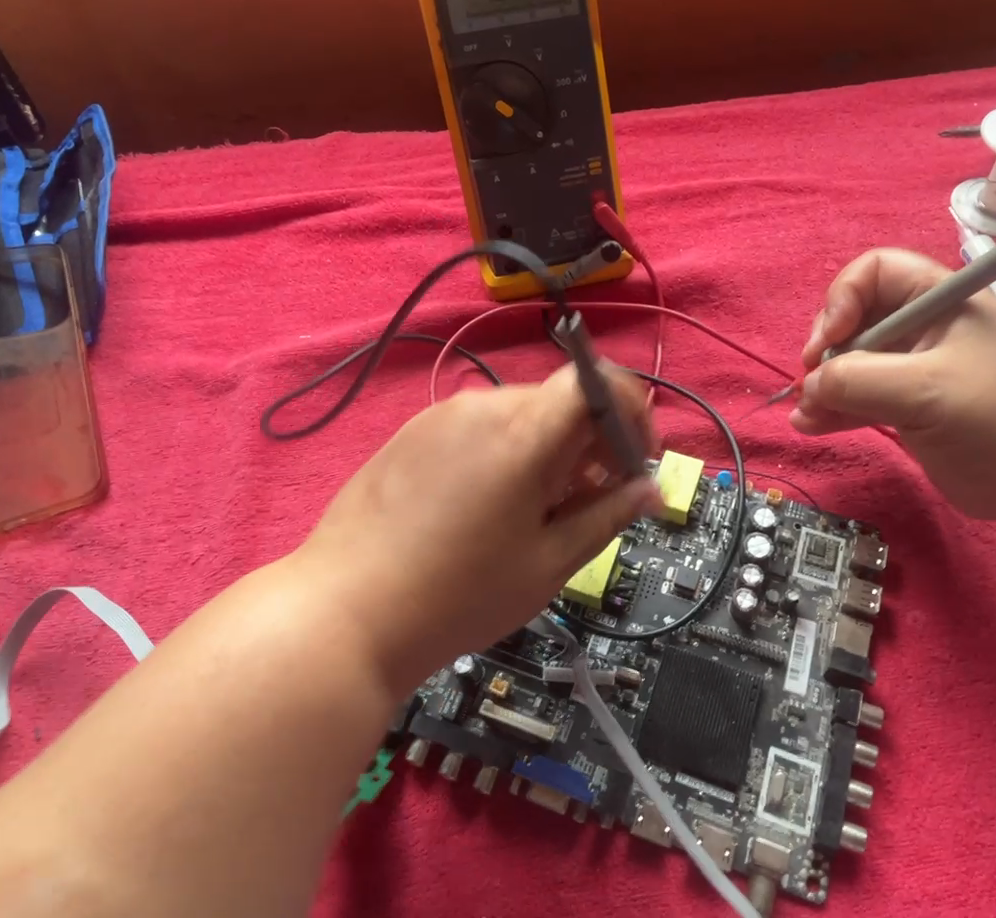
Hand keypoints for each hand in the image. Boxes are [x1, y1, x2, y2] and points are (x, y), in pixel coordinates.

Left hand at [297, 363, 660, 688]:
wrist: (345, 613)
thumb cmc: (460, 595)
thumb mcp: (549, 563)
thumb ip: (607, 516)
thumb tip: (650, 491)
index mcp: (523, 433)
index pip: (597, 382)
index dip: (631, 413)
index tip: (636, 464)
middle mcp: (481, 407)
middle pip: (559, 401)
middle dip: (591, 442)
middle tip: (593, 501)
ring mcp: (439, 417)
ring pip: (518, 416)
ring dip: (548, 449)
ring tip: (539, 512)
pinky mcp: (410, 434)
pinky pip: (476, 429)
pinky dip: (504, 453)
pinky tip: (488, 507)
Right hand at [790, 248, 995, 525]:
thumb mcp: (926, 391)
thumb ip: (859, 380)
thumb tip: (810, 385)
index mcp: (943, 301)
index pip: (876, 270)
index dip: (842, 298)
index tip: (830, 341)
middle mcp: (927, 326)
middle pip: (857, 316)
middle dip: (829, 347)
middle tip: (815, 381)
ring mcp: (918, 368)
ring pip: (854, 361)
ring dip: (825, 384)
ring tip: (806, 413)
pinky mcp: (911, 406)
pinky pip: (861, 396)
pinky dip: (835, 407)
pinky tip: (811, 425)